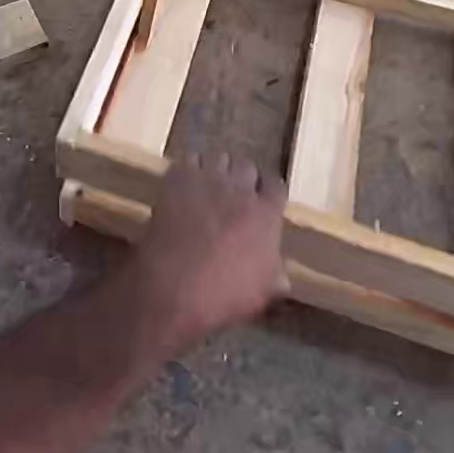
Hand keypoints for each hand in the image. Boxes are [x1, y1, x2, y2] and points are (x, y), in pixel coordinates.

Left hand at [128, 153, 288, 351]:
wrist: (171, 287)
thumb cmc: (221, 296)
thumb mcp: (261, 293)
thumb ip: (275, 275)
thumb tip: (282, 276)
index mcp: (266, 214)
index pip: (276, 185)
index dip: (268, 191)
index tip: (262, 200)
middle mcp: (240, 189)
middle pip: (247, 166)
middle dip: (242, 177)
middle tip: (232, 193)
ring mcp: (208, 180)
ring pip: (218, 157)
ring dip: (216, 168)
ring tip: (209, 184)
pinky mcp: (177, 179)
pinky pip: (189, 160)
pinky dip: (189, 168)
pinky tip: (185, 183)